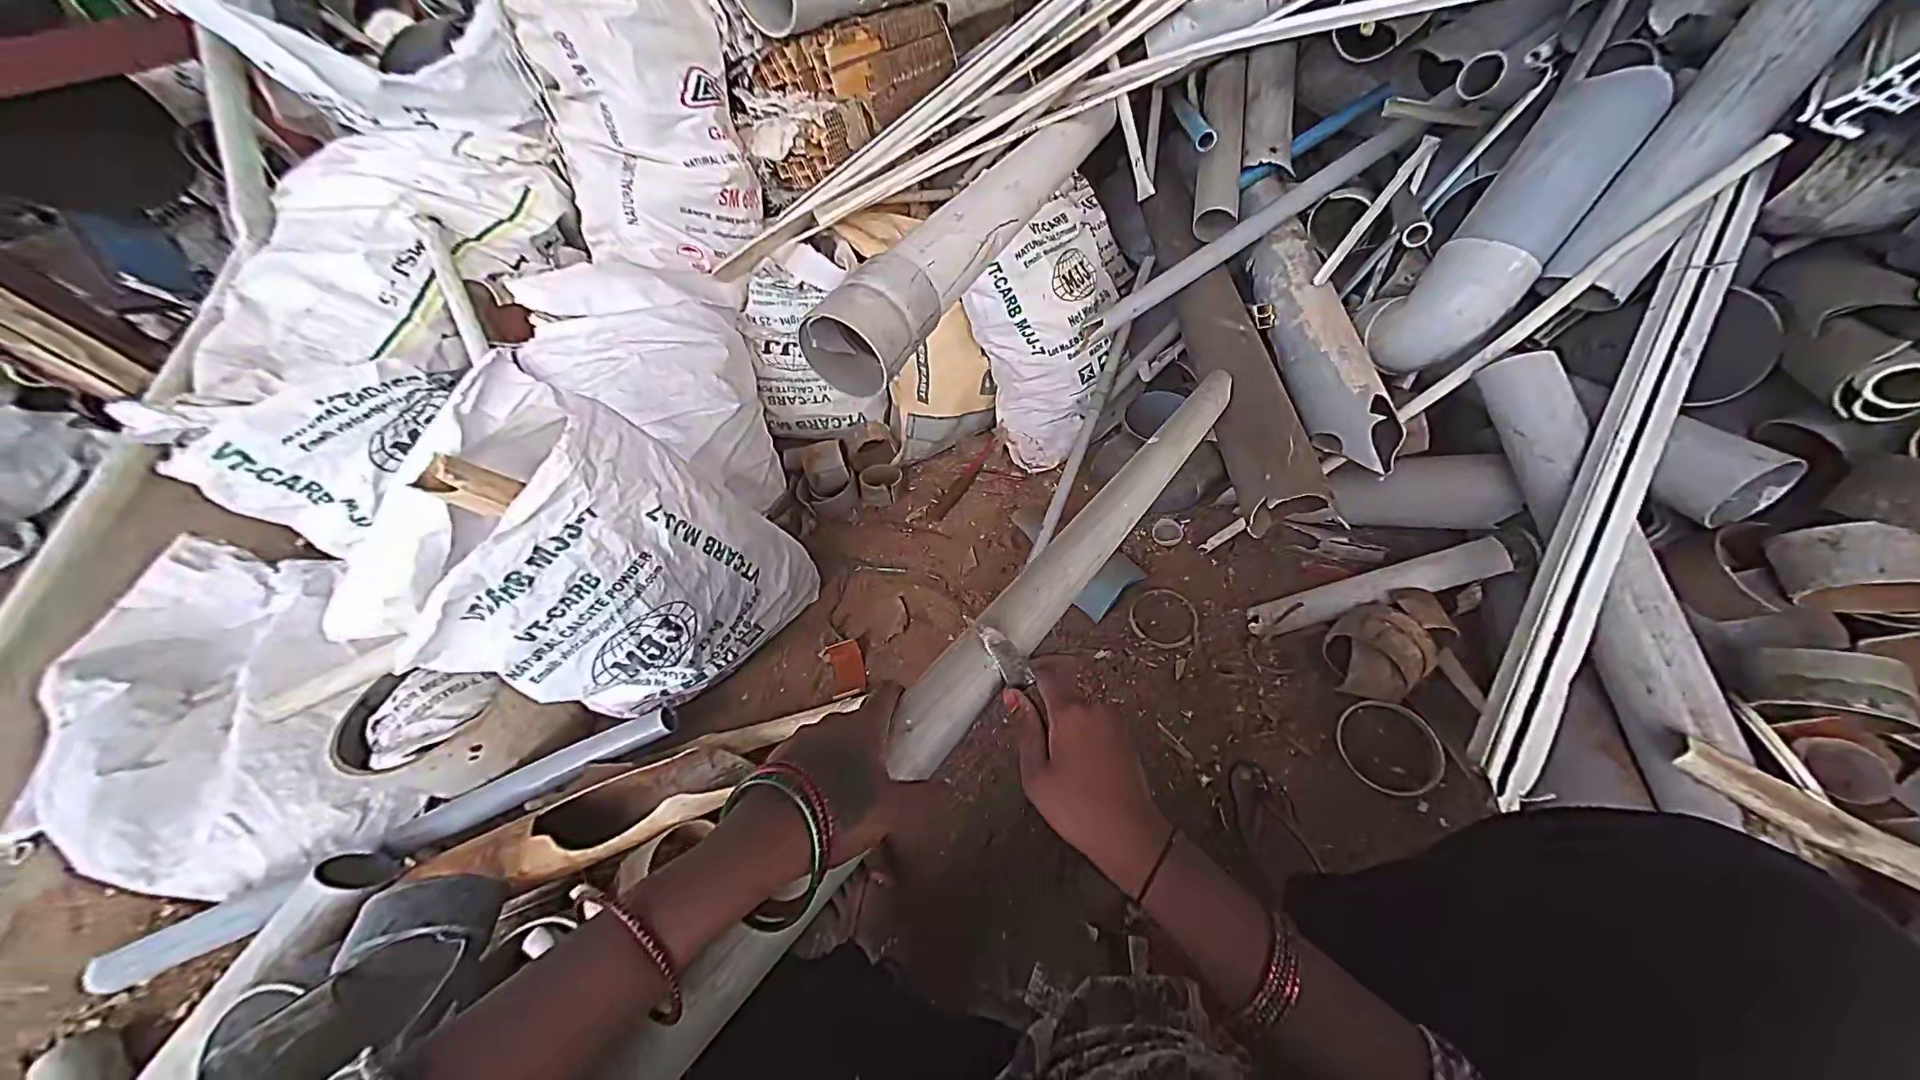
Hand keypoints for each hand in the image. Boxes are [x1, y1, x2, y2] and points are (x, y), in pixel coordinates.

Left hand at [768, 682, 905, 864]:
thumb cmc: (838, 812)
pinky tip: (818, 800)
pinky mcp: (779, 758)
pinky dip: (814, 771)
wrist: (774, 832)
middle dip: (870, 739)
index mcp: (864, 726)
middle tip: (882, 766)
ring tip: (847, 791)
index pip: (886, 694)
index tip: (906, 704)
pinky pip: (805, 758)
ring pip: (829, 740)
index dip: (898, 696)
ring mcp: (802, 738)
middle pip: (858, 720)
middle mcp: (832, 723)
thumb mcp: (891, 811)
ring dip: (840, 756)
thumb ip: (921, 798)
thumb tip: (944, 790)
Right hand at [1008, 659, 1170, 896]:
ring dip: (1068, 726)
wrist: (1128, 834)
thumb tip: (1016, 698)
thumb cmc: (1078, 808)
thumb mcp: (1036, 773)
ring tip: (1064, 766)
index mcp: (1070, 712)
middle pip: (1064, 694)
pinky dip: (1085, 737)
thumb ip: (1025, 730)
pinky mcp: (1126, 735)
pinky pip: (1096, 724)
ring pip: (1080, 711)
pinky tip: (1082, 769)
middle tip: (1040, 748)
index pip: (1047, 675)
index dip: (1029, 678)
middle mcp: (1096, 708)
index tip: (1017, 693)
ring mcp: (1115, 721)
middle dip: (1048, 712)